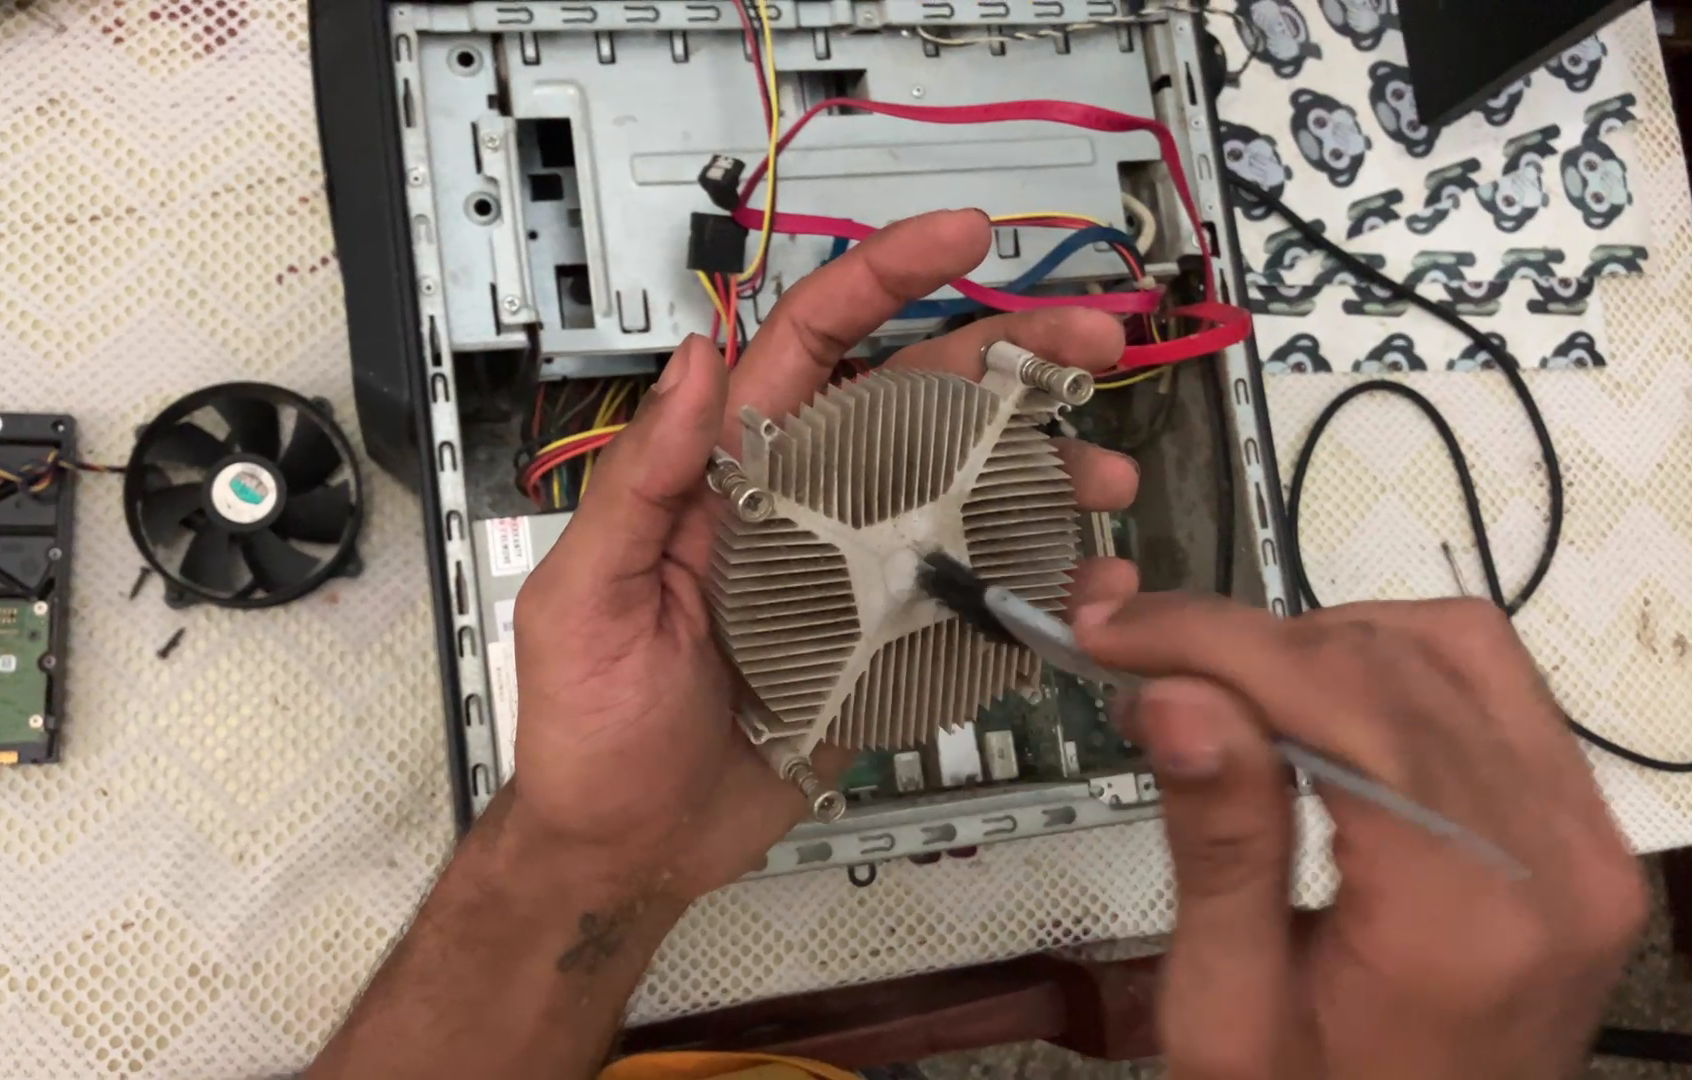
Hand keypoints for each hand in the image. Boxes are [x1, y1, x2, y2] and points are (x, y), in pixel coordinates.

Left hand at [506, 210, 1143, 901]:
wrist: (638, 837)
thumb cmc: (594, 725)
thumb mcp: (590, 596)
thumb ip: (640, 483)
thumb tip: (693, 363)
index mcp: (733, 480)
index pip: (808, 352)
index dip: (879, 283)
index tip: (958, 241)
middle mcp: (807, 512)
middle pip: (913, 407)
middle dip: (1003, 360)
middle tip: (1088, 343)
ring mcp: (856, 576)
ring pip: (958, 496)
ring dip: (1034, 472)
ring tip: (1102, 474)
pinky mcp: (888, 643)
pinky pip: (966, 595)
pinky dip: (1027, 581)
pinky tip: (1076, 579)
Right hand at [1075, 596, 1647, 1078]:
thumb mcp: (1227, 1006)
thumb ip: (1215, 846)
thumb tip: (1172, 695)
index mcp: (1465, 910)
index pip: (1336, 698)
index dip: (1207, 640)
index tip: (1105, 634)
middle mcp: (1556, 851)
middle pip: (1381, 661)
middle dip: (1232, 635)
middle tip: (1131, 653)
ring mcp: (1580, 828)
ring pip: (1435, 643)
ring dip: (1299, 641)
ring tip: (1212, 685)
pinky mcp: (1567, 816)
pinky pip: (1471, 673)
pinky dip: (1365, 654)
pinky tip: (1297, 698)